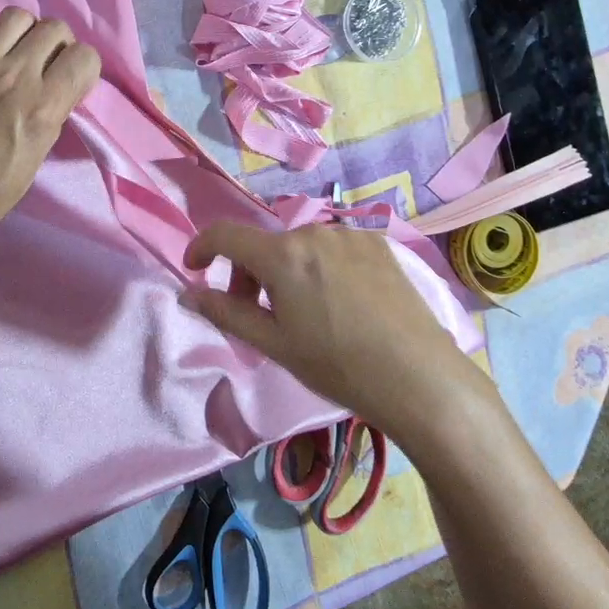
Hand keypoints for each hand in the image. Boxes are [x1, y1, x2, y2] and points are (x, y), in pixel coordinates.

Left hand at [0, 7, 100, 254]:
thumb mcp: (35, 159)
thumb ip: (51, 115)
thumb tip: (57, 88)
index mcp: (42, 107)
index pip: (84, 57)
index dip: (83, 68)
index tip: (71, 82)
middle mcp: (13, 75)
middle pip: (54, 28)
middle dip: (58, 46)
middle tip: (44, 67)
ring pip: (17, 16)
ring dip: (24, 33)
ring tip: (13, 55)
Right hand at [180, 222, 478, 437]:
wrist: (419, 376)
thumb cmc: (338, 366)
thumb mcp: (275, 345)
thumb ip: (227, 313)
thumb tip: (189, 294)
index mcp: (283, 255)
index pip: (225, 234)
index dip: (202, 247)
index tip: (195, 269)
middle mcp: (314, 231)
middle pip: (265, 245)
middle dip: (248, 274)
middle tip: (256, 317)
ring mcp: (350, 234)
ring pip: (300, 247)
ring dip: (286, 272)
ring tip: (303, 315)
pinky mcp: (379, 244)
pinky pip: (333, 249)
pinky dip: (320, 269)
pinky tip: (340, 305)